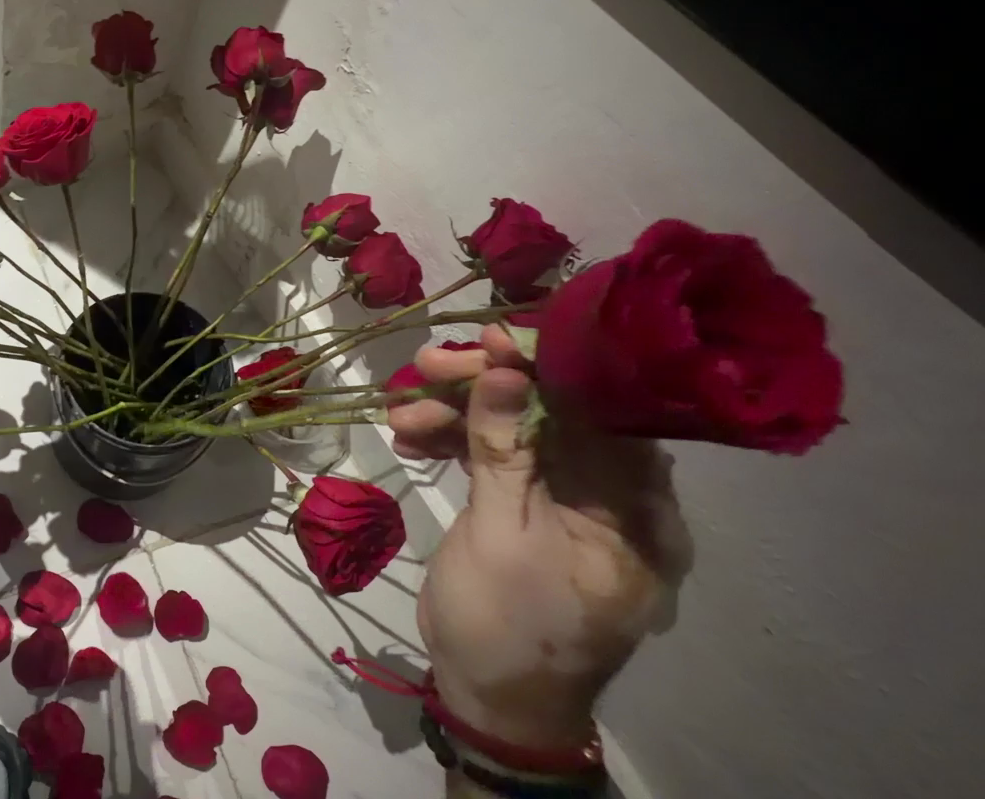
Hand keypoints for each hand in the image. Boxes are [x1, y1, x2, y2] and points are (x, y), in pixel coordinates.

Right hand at [389, 326, 690, 749]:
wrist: (491, 699)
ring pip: (518, 433)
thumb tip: (504, 369)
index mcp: (637, 511)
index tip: (487, 337)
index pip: (602, 414)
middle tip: (423, 365)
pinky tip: (409, 436)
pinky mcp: (530, 509)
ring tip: (398, 411)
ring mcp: (569, 503)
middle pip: (553, 416)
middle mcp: (615, 499)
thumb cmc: (509, 625)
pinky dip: (456, 446)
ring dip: (458, 416)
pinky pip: (498, 461)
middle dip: (486, 387)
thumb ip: (504, 450)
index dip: (546, 367)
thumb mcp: (501, 536)